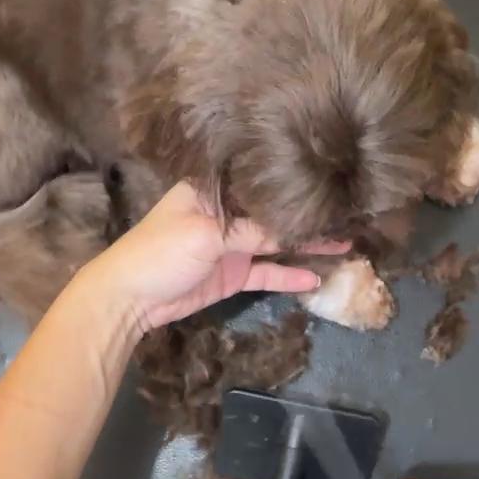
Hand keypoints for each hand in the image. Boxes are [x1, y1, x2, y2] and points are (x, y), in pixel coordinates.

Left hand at [84, 182, 345, 332]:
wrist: (131, 299)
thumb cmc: (160, 252)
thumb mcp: (206, 235)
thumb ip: (251, 230)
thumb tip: (293, 225)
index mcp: (213, 190)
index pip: (258, 180)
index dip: (291, 181)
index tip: (328, 179)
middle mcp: (226, 213)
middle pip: (272, 212)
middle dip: (306, 214)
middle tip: (347, 213)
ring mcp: (231, 245)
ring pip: (275, 243)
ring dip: (305, 245)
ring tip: (345, 243)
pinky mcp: (233, 274)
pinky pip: (267, 272)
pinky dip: (289, 275)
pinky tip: (316, 277)